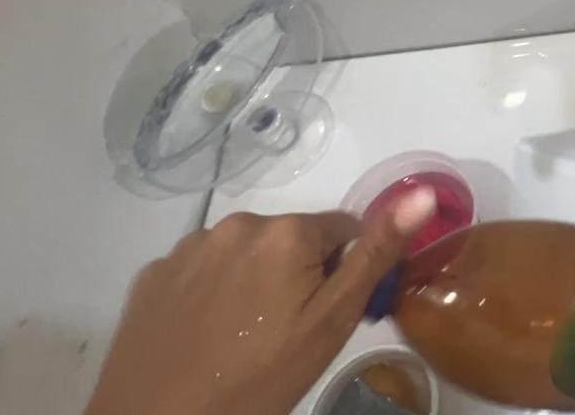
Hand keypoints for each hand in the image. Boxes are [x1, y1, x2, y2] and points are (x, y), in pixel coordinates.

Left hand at [85, 190, 434, 414]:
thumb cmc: (257, 382)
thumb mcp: (332, 322)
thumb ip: (376, 252)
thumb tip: (423, 192)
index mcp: (288, 232)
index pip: (342, 231)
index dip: (340, 272)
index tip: (321, 316)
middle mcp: (239, 223)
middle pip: (293, 239)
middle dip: (297, 274)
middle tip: (283, 333)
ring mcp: (189, 248)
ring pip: (248, 252)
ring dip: (254, 280)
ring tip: (240, 338)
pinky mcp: (152, 275)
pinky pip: (202, 269)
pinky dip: (210, 291)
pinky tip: (203, 334)